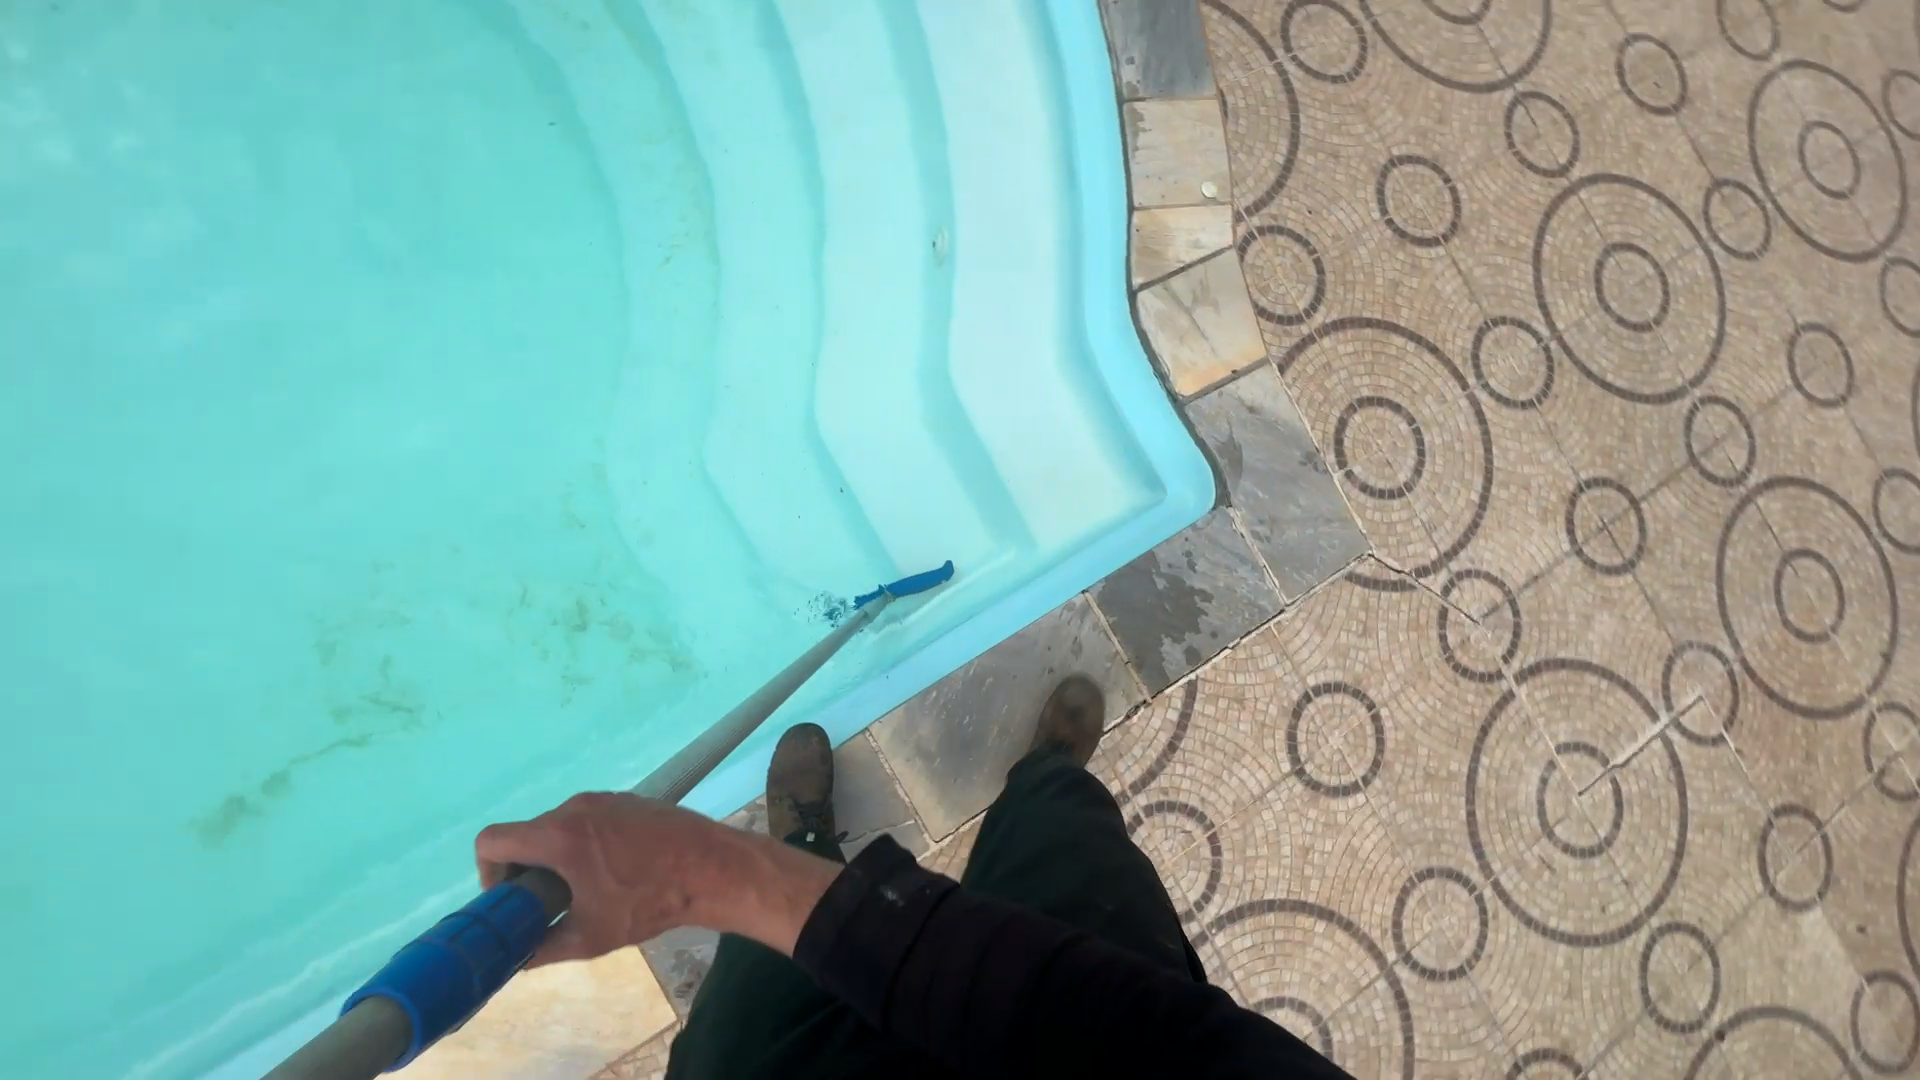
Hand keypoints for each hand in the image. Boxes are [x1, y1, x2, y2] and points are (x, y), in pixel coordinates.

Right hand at [475, 792, 842, 967]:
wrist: (712, 867)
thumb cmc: (649, 900)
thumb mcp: (589, 936)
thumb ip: (540, 948)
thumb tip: (514, 958)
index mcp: (560, 834)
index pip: (493, 840)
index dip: (489, 872)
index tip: (513, 899)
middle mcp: (578, 806)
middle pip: (528, 834)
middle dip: (528, 870)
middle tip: (550, 904)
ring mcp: (607, 798)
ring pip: (560, 826)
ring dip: (559, 857)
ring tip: (586, 890)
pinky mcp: (630, 799)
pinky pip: (590, 819)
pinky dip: (586, 843)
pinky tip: (613, 871)